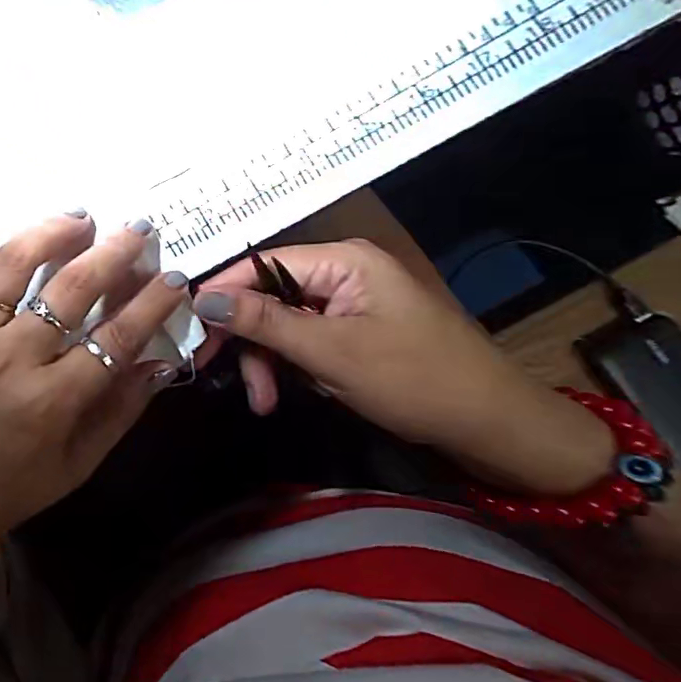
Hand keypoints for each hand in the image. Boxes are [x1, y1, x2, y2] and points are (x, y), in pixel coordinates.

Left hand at [0, 215, 189, 597]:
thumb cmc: (4, 492)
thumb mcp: (75, 467)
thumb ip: (120, 413)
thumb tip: (161, 364)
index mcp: (50, 401)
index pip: (115, 339)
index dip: (151, 305)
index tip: (176, 278)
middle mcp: (9, 361)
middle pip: (69, 291)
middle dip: (113, 254)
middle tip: (139, 230)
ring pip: (7, 270)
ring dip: (47, 236)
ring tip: (79, 218)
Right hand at [194, 240, 613, 496]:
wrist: (488, 421)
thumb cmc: (413, 379)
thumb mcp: (332, 352)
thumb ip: (266, 323)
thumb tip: (204, 299)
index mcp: (344, 259)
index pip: (262, 264)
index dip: (223, 295)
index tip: (192, 332)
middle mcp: (345, 271)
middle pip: (271, 296)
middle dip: (252, 341)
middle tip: (235, 385)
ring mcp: (352, 302)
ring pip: (286, 324)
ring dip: (272, 362)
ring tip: (269, 403)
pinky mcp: (357, 330)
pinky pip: (309, 340)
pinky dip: (295, 368)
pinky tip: (294, 394)